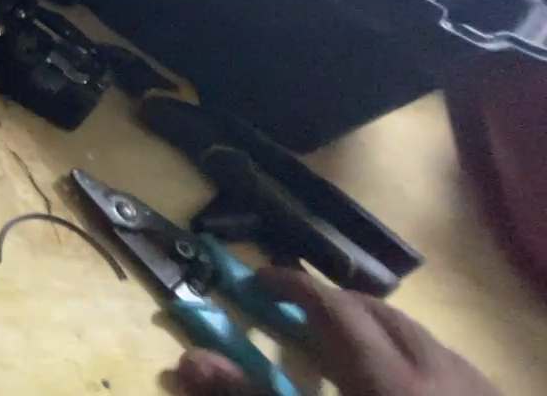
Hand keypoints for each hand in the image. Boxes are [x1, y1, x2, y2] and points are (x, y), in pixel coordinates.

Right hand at [176, 267, 501, 395]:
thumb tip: (188, 361)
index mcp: (387, 378)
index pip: (331, 304)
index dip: (290, 284)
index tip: (257, 283)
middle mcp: (438, 377)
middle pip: (379, 314)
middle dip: (332, 304)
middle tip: (296, 310)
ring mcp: (478, 395)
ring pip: (424, 339)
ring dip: (377, 329)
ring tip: (347, 344)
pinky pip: (461, 370)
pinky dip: (422, 360)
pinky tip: (406, 382)